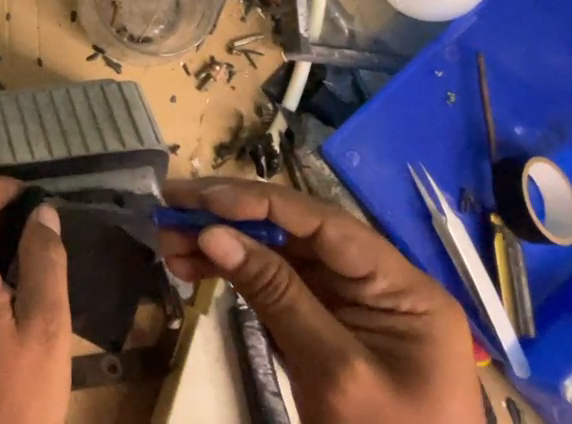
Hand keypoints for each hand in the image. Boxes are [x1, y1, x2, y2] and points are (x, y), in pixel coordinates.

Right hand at [161, 177, 480, 423]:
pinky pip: (274, 283)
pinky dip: (232, 273)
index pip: (325, 223)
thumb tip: (212, 233)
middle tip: (169, 209)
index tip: (201, 199)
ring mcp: (351, 303)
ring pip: (278, 253)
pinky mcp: (325, 324)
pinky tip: (191, 267)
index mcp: (403, 288)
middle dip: (230, 218)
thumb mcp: (333, 371)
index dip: (260, 202)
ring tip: (168, 243)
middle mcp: (378, 283)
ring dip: (221, 243)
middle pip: (296, 232)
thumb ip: (276, 294)